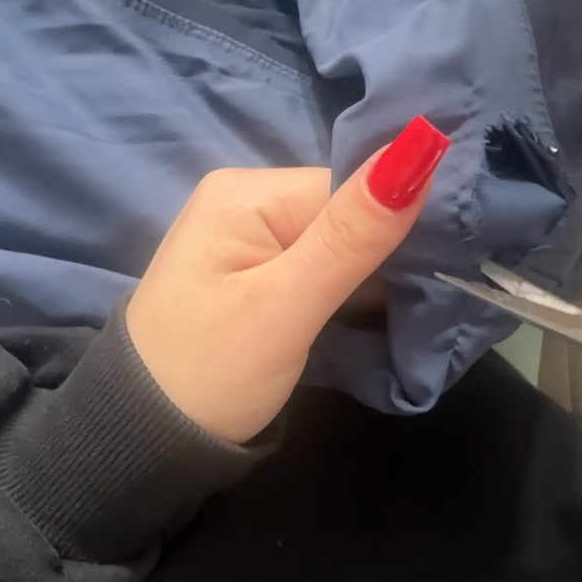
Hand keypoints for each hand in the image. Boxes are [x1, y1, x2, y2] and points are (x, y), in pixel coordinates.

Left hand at [126, 117, 449, 442]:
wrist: (143, 437)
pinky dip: (344, 294)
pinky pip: (316, 270)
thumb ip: (352, 235)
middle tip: (421, 310)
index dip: (401, 229)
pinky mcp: (252, 276)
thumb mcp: (284, 307)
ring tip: (400, 320)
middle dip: (387, 258)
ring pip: (337, 246)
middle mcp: (245, 202)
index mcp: (247, 194)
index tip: (438, 280)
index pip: (352, 191)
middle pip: (346, 215)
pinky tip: (365, 320)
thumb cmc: (210, 373)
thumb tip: (425, 143)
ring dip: (369, 281)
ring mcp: (246, 240)